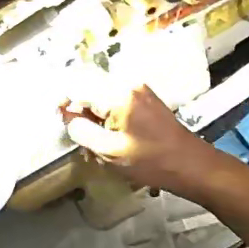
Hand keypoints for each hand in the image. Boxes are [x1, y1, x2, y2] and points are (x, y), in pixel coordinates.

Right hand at [62, 76, 223, 196]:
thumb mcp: (110, 151)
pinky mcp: (144, 97)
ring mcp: (138, 89)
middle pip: (89, 85)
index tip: (57, 117)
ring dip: (91, 111)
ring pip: (101, 92)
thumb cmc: (150, 160)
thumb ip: (83, 131)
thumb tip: (68, 117)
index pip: (77, 85)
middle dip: (77, 106)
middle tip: (74, 130)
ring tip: (92, 137)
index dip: (63, 100)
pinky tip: (108, 134)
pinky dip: (106, 113)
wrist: (191, 164)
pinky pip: (115, 98)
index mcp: (117, 93)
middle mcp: (127, 83)